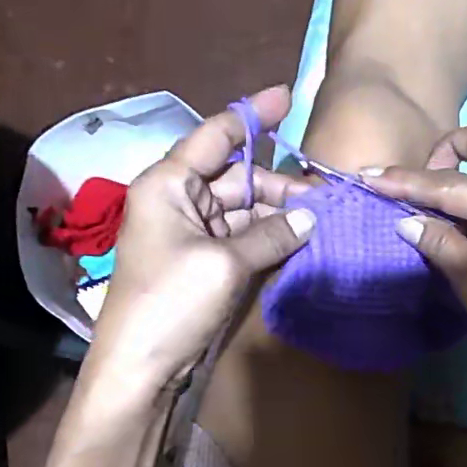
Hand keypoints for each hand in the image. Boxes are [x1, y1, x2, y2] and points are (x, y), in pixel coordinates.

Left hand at [89, 87, 316, 388]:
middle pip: (237, 177)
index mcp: (169, 183)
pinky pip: (242, 239)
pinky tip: (301, 239)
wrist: (141, 368)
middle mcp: (179, 201)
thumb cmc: (172, 302)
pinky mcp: (204, 265)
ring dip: (278, 213)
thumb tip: (312, 218)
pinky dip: (269, 238)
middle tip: (325, 193)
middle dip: (279, 182)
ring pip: (243, 210)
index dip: (253, 115)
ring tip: (322, 219)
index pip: (216, 135)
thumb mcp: (225, 263)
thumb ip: (271, 234)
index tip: (289, 98)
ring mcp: (192, 235)